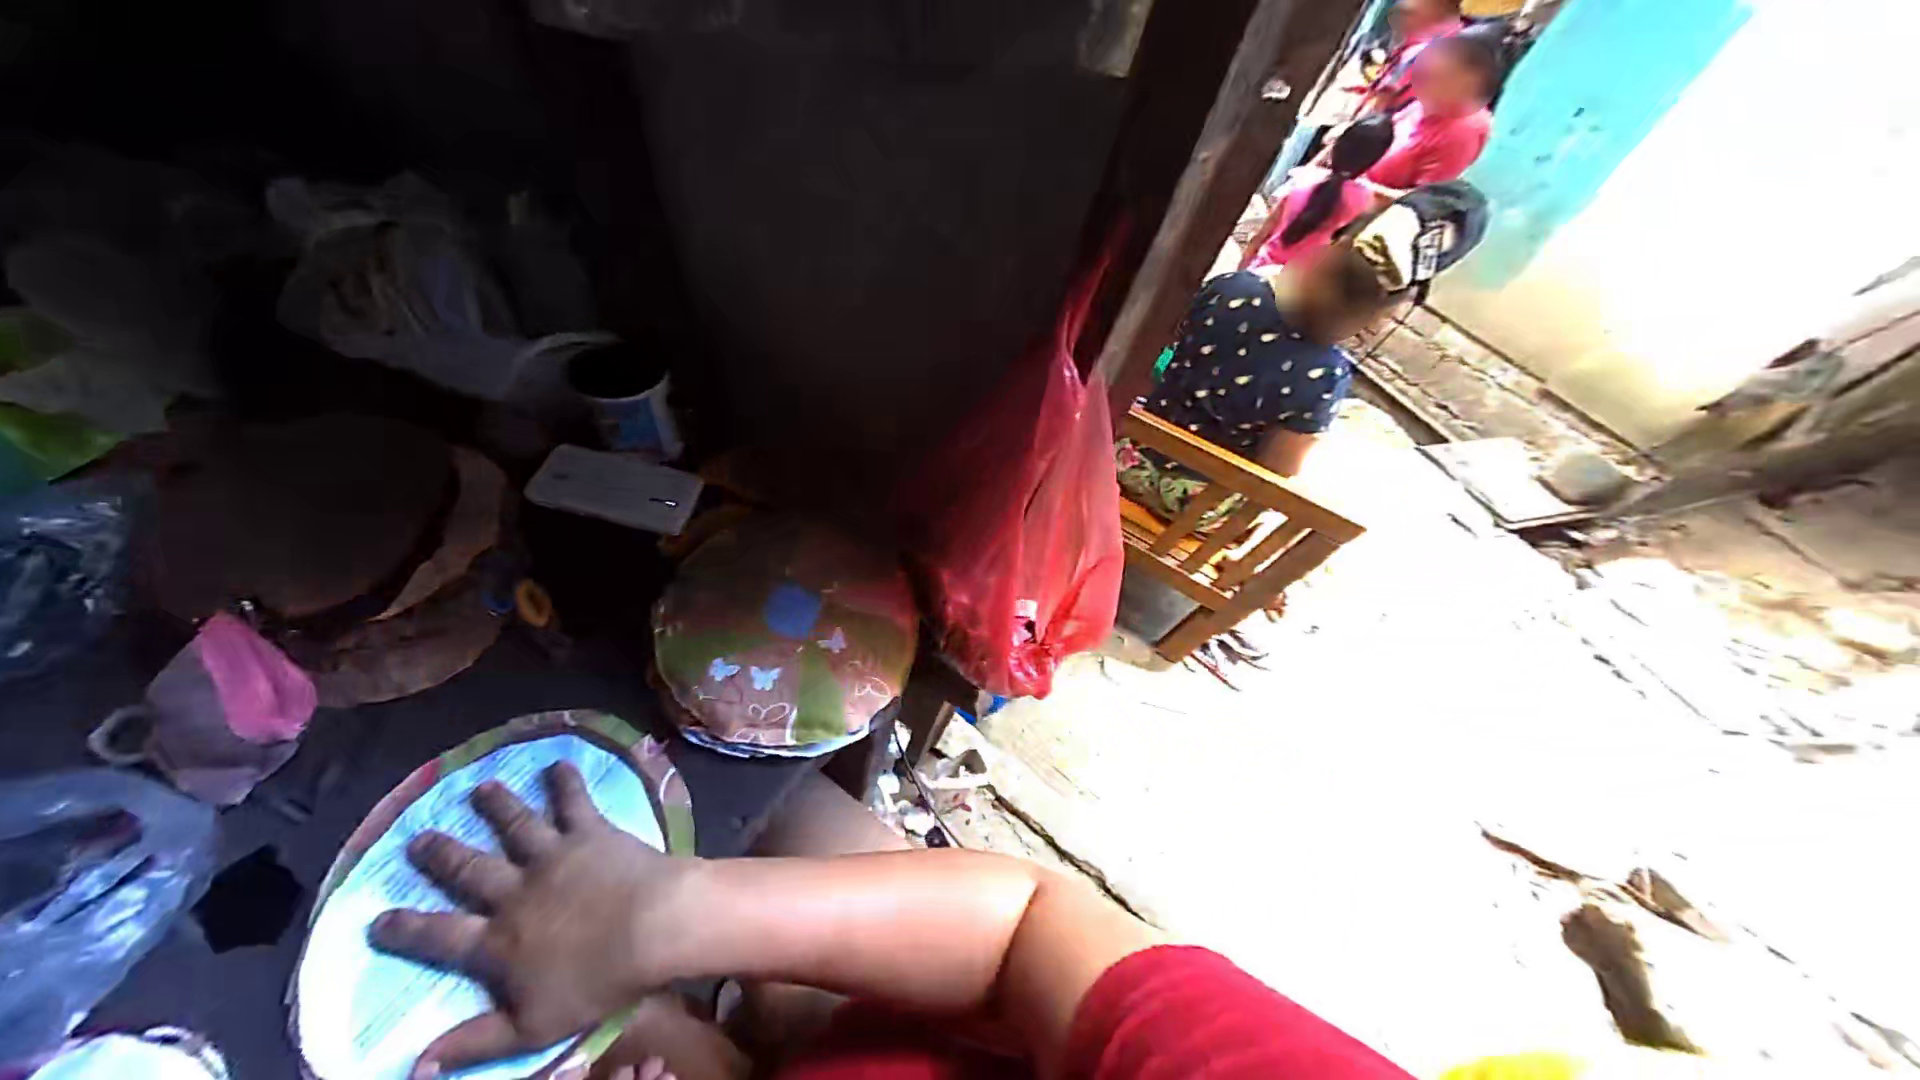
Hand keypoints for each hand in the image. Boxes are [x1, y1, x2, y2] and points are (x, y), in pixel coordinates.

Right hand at [371, 763, 703, 1078]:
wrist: (654, 926)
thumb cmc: (600, 980)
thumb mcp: (532, 1029)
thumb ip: (474, 1043)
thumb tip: (415, 1067)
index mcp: (500, 943)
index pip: (439, 937)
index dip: (405, 929)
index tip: (376, 918)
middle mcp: (518, 893)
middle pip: (471, 871)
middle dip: (441, 855)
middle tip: (418, 837)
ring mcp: (554, 856)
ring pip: (516, 826)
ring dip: (497, 806)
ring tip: (481, 789)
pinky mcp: (591, 832)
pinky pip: (573, 802)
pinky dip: (565, 781)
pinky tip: (559, 762)